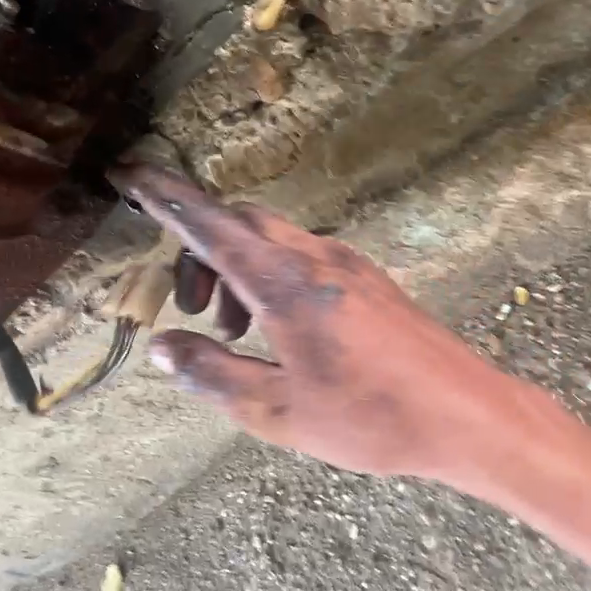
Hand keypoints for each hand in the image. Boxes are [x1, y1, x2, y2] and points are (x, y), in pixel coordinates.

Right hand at [109, 165, 560, 483]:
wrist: (464, 413)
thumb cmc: (370, 418)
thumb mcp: (277, 410)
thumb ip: (212, 373)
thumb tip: (162, 346)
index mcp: (286, 282)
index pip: (211, 224)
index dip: (163, 197)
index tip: (126, 172)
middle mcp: (319, 257)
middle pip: (243, 223)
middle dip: (202, 251)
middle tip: (191, 309)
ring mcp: (351, 266)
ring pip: (276, 242)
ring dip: (240, 271)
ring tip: (232, 332)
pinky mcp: (372, 283)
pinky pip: (306, 260)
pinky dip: (274, 281)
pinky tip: (279, 334)